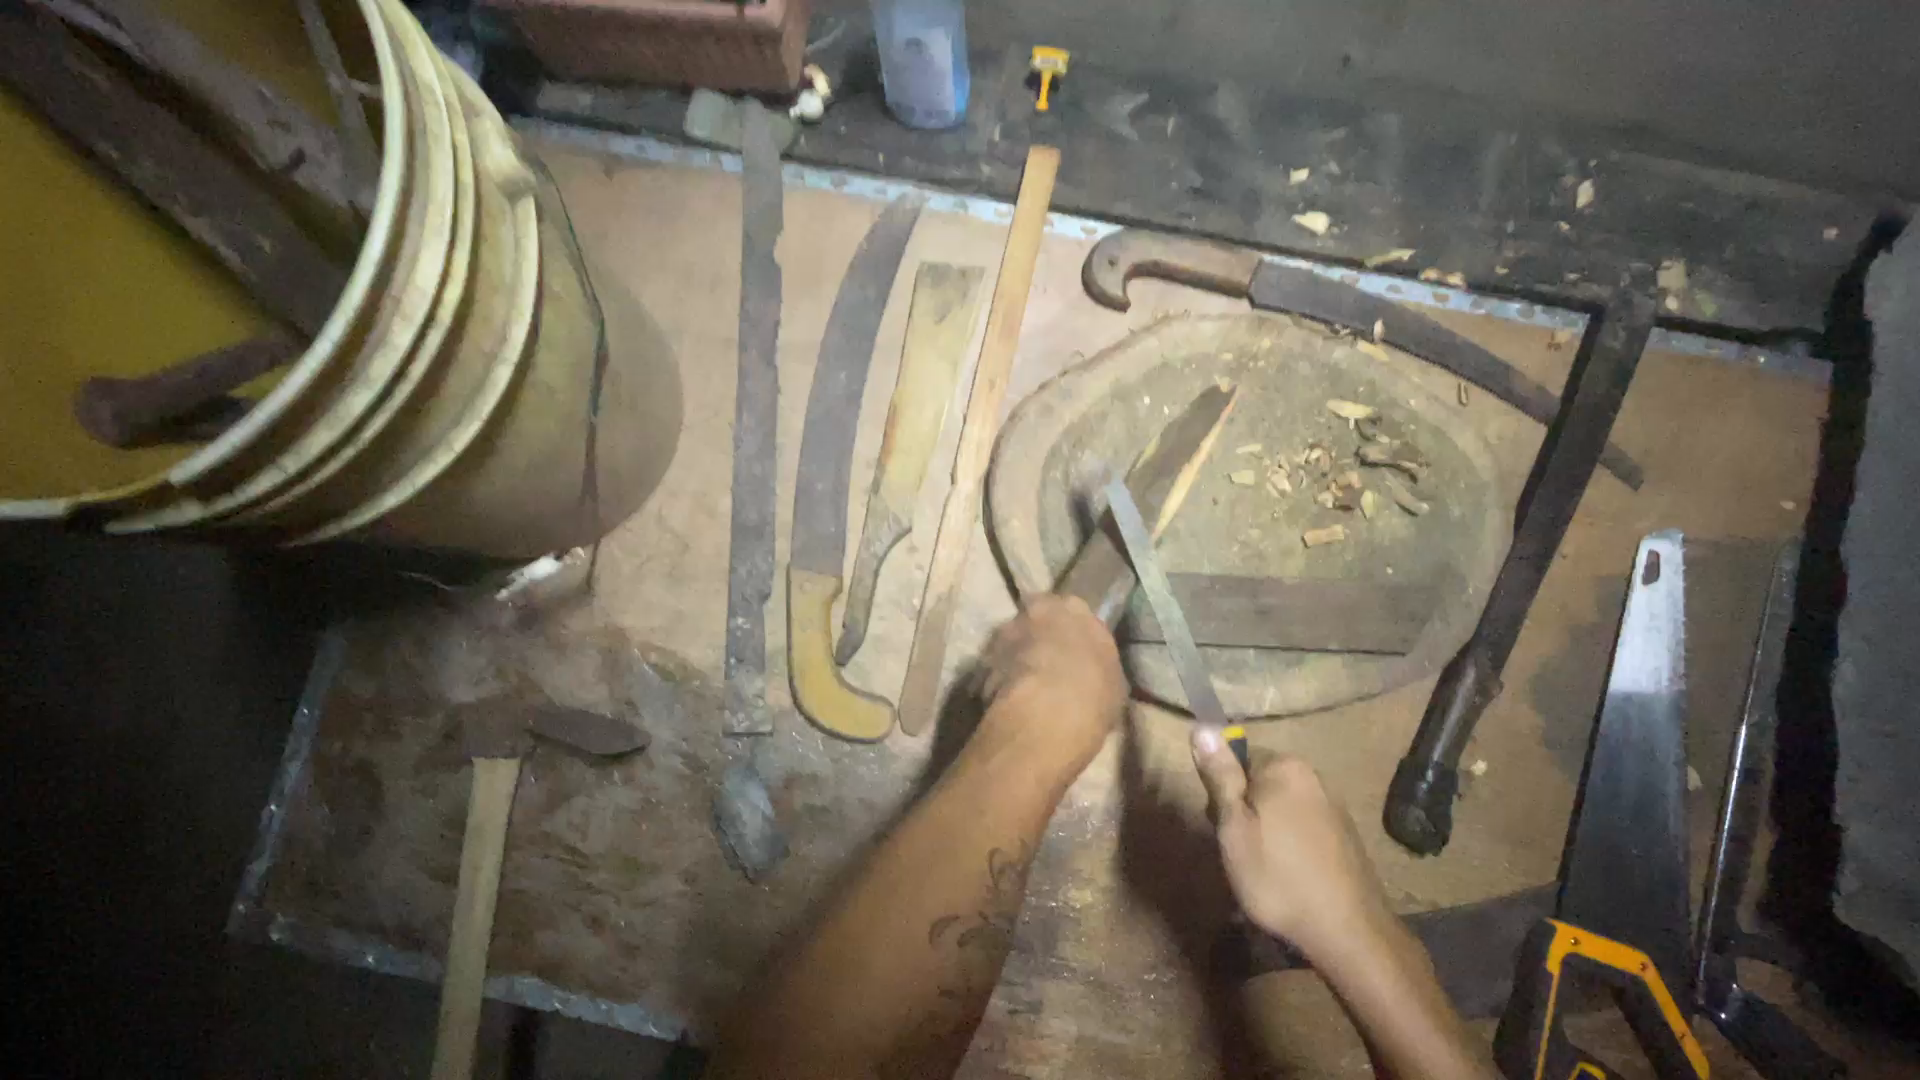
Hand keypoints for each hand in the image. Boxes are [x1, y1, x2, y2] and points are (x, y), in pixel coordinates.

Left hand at [978, 595, 1127, 767]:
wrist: (1049, 710)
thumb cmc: (1094, 692)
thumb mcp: (1113, 681)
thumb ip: (1097, 667)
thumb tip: (1091, 676)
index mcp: (1075, 608)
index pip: (1072, 611)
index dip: (1070, 634)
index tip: (1072, 654)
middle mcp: (1037, 608)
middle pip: (1037, 620)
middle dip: (1039, 639)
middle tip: (1047, 668)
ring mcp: (1006, 630)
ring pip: (1011, 641)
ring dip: (1016, 658)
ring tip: (1025, 689)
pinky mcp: (982, 657)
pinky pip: (994, 666)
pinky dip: (999, 679)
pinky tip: (1008, 701)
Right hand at [1192, 731, 1394, 951]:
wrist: (1347, 932)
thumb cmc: (1278, 876)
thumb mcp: (1234, 826)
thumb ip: (1220, 776)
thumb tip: (1202, 727)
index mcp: (1284, 767)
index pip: (1236, 758)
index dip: (1222, 791)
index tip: (1221, 825)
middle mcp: (1313, 776)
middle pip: (1259, 781)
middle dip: (1244, 809)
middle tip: (1239, 850)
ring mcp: (1333, 806)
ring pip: (1280, 805)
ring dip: (1265, 828)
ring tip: (1262, 867)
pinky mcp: (1345, 835)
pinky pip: (1302, 826)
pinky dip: (1289, 843)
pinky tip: (1288, 874)